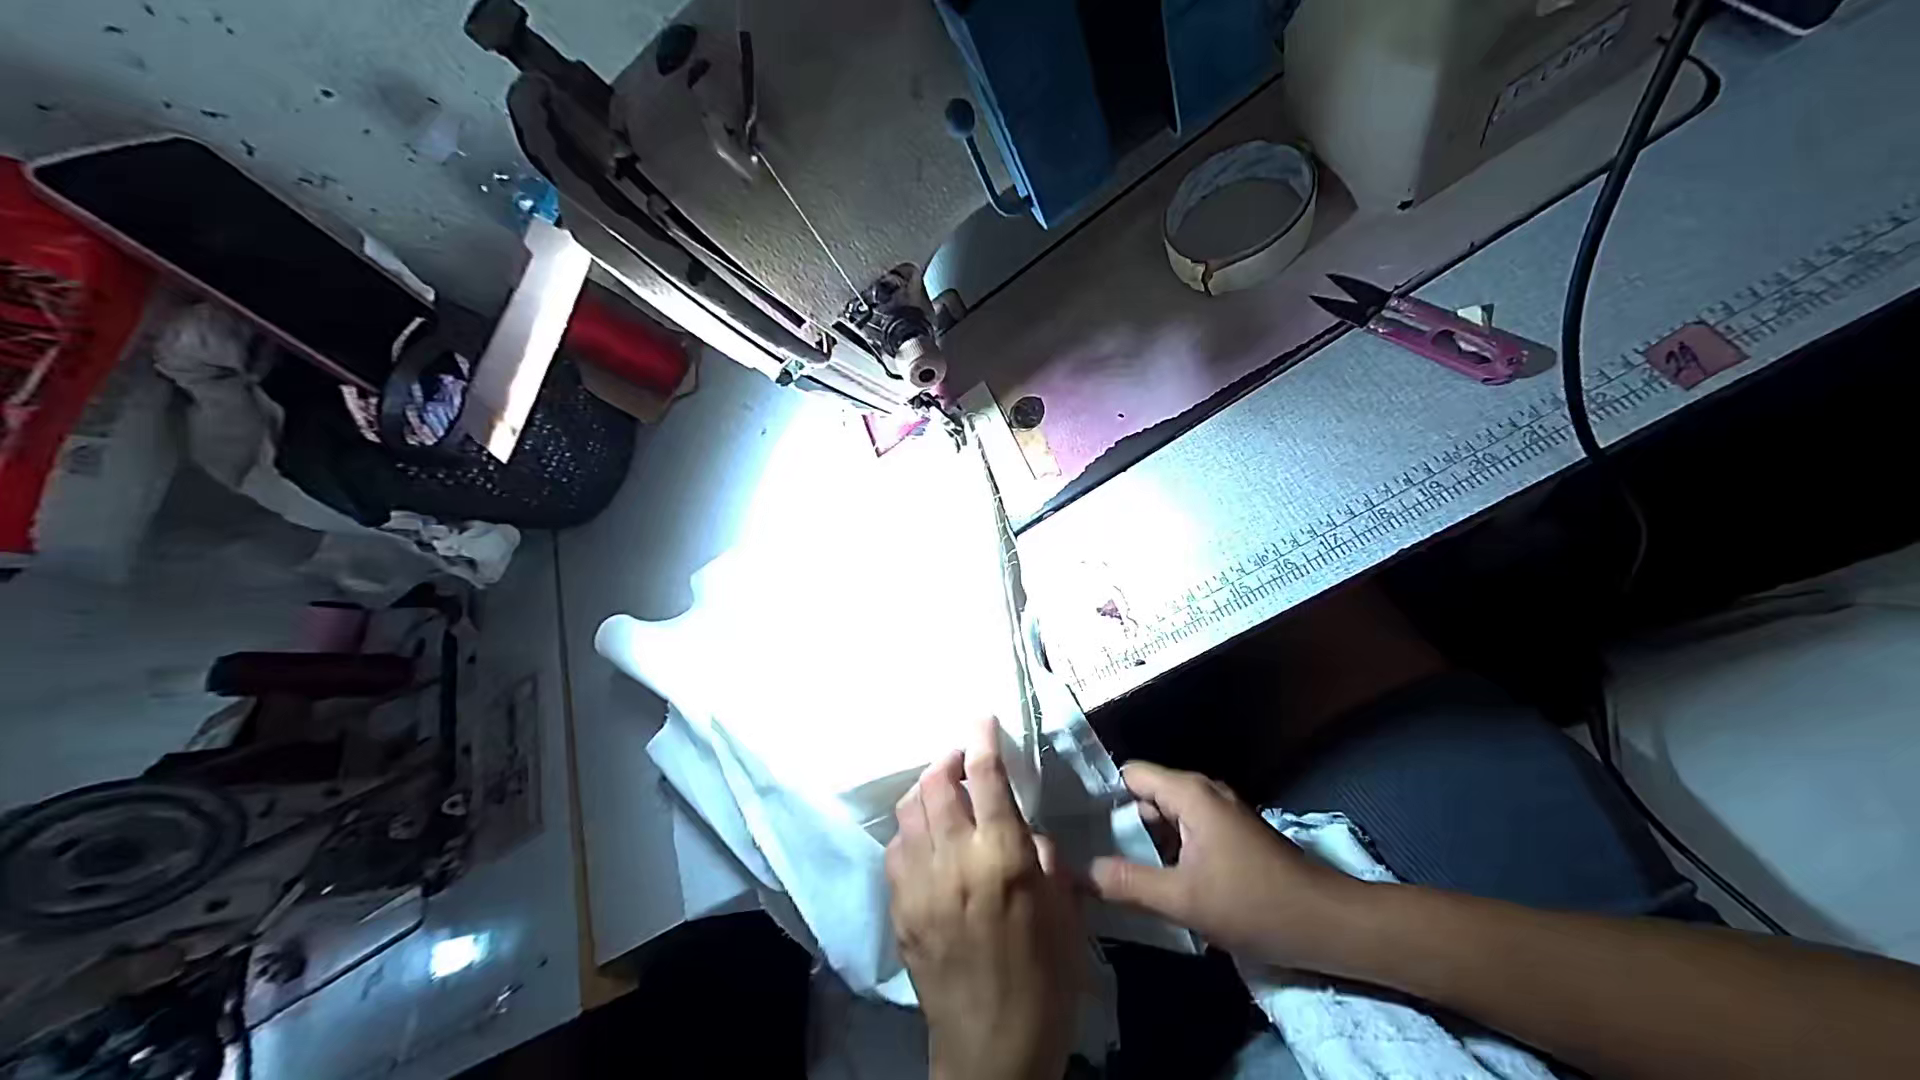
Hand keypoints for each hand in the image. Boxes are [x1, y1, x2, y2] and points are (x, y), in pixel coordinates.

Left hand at [886, 720, 1084, 1079]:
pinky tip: (924, 840)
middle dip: (947, 760)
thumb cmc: (1045, 978)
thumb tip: (1024, 828)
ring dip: (924, 791)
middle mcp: (954, 859)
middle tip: (961, 762)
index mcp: (1002, 856)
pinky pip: (895, 849)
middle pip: (935, 784)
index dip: (982, 739)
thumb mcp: (1065, 912)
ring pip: (908, 810)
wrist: (993, 1045)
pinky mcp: (899, 906)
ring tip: (941, 795)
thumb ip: (1044, 857)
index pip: (986, 778)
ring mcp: (919, 882)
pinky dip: (909, 831)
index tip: (981, 718)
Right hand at [1089, 761, 1362, 967]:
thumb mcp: (1184, 899)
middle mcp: (1201, 792)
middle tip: (1085, 853)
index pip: (1129, 774)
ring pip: (1164, 818)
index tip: (1074, 822)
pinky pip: (1184, 833)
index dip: (1100, 795)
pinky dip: (1165, 852)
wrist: (1329, 924)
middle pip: (1144, 795)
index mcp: (1188, 792)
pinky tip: (1150, 882)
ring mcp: (1218, 814)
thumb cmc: (1255, 902)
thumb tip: (1079, 871)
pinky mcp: (1229, 836)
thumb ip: (1128, 883)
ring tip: (1109, 870)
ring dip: (1142, 843)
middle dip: (1117, 824)